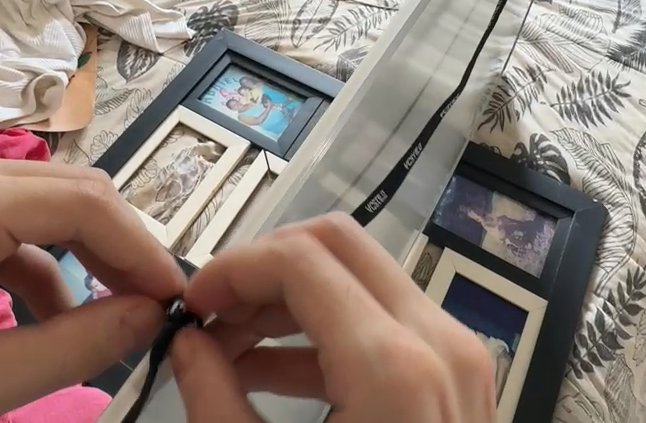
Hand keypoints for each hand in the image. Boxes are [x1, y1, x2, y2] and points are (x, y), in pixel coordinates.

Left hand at [0, 146, 186, 422]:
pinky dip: (51, 267)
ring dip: (90, 258)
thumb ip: (80, 346)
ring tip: (118, 316)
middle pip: (75, 194)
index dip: (141, 248)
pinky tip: (59, 318)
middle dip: (121, 249)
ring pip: (54, 206)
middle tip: (156, 307)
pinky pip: (22, 226)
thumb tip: (155, 314)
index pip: (87, 204)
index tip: (178, 295)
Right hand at [172, 213, 495, 421]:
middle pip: (335, 244)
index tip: (191, 303)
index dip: (233, 268)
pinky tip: (271, 370)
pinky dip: (324, 329)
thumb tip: (186, 342)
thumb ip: (214, 400)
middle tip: (212, 312)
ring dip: (289, 297)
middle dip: (263, 267)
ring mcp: (457, 354)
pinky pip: (383, 319)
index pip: (298, 259)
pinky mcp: (459, 377)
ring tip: (228, 345)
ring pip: (359, 274)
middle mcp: (437, 337)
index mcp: (392, 364)